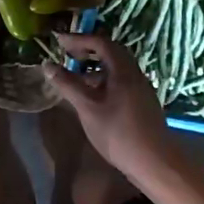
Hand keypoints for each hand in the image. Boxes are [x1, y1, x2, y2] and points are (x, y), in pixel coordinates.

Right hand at [44, 34, 177, 180]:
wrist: (156, 164)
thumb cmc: (118, 133)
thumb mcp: (87, 107)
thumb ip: (67, 84)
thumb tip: (47, 64)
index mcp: (123, 70)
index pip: (101, 42)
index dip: (79, 39)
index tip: (59, 41)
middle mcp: (135, 74)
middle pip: (111, 52)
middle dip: (88, 50)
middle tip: (67, 54)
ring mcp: (141, 89)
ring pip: (116, 69)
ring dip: (95, 67)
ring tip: (75, 77)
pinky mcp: (142, 104)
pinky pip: (120, 82)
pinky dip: (103, 80)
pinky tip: (93, 96)